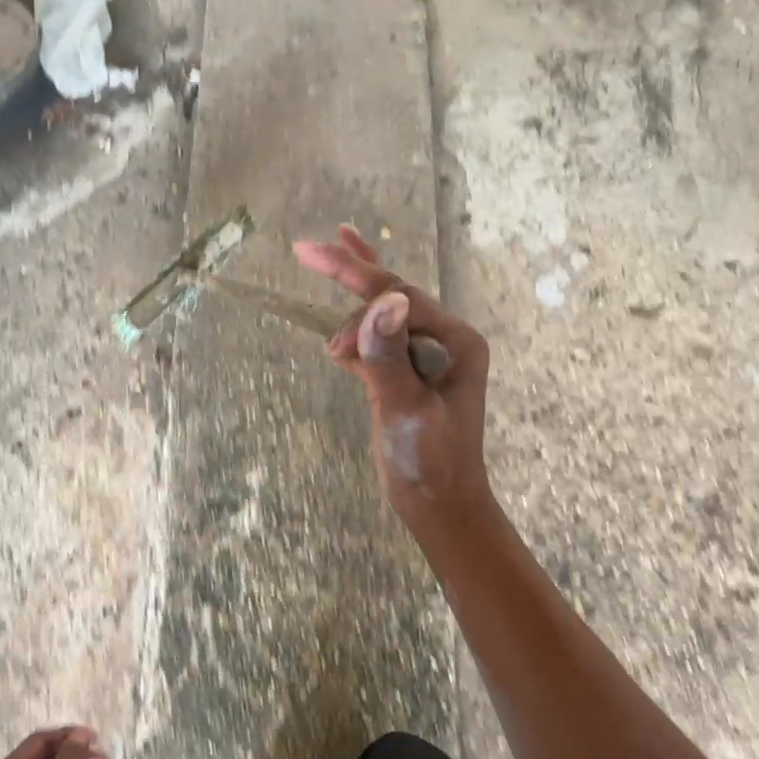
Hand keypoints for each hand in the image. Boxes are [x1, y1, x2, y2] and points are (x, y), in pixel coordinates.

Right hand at [292, 225, 493, 529]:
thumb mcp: (407, 410)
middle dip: (350, 278)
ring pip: (379, 318)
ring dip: (351, 324)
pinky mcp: (403, 376)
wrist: (438, 507)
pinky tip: (338, 338)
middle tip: (303, 250)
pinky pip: (375, 344)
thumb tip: (383, 301)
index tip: (313, 258)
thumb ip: (390, 357)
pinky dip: (354, 337)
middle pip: (390, 296)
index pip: (400, 297)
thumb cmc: (430, 464)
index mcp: (455, 343)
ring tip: (334, 350)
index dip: (357, 279)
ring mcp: (423, 359)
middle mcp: (444, 342)